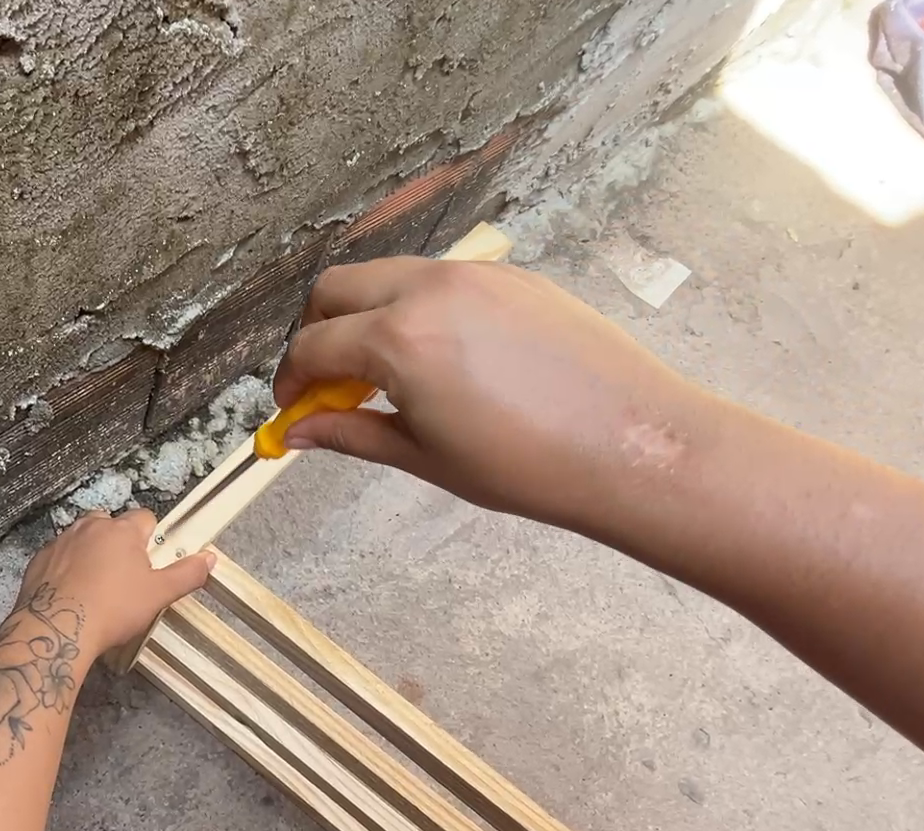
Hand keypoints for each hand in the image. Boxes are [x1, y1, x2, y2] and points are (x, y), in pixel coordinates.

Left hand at [15, 509, 213, 658]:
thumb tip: (209, 558)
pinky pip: (59, 556)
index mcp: (121, 531)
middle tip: (124, 577)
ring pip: (82, 538)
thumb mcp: (158, 595)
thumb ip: (186, 574)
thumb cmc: (112, 609)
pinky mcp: (38, 560)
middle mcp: (89, 527)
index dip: (152, 539)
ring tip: (96, 587)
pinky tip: (71, 593)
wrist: (56, 629)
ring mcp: (60, 541)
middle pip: (110, 524)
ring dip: (91, 553)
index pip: (145, 518)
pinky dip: (66, 568)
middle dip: (118, 543)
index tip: (151, 562)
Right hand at [276, 256, 717, 531]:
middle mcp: (428, 289)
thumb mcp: (418, 455)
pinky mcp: (509, 276)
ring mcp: (473, 274)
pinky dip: (407, 308)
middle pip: (333, 288)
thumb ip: (346, 433)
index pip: (311, 346)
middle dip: (312, 331)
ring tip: (378, 372)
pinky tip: (431, 356)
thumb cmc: (522, 464)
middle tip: (325, 381)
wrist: (634, 444)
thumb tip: (294, 435)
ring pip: (383, 275)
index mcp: (398, 338)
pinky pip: (433, 278)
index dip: (289, 381)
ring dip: (359, 315)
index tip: (291, 410)